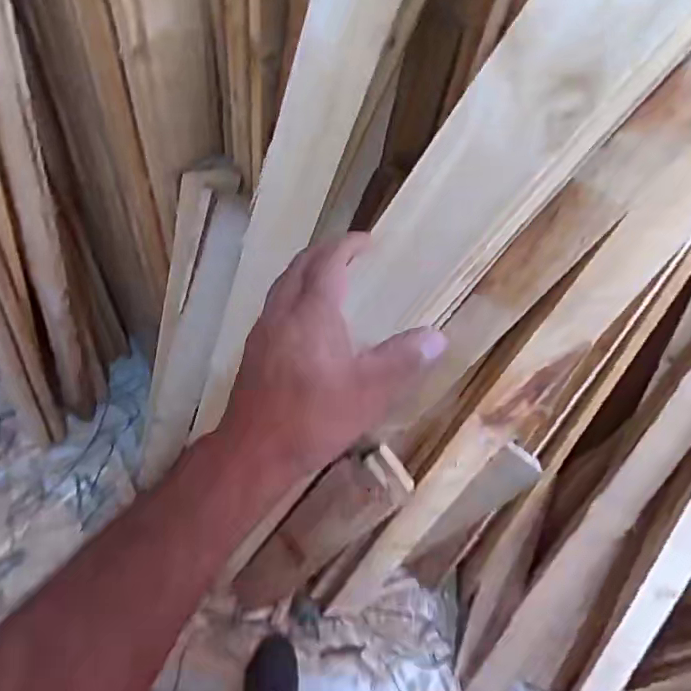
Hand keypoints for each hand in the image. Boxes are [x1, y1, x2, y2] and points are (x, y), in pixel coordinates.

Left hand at [219, 234, 446, 482]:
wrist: (254, 451)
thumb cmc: (314, 418)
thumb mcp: (370, 392)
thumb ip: (403, 360)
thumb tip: (437, 337)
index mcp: (312, 312)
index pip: (329, 262)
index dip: (347, 246)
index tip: (367, 240)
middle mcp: (283, 312)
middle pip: (301, 265)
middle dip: (324, 251)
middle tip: (349, 251)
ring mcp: (263, 330)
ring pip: (283, 283)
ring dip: (306, 269)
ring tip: (327, 275)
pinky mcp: (254, 349)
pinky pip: (275, 303)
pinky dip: (293, 292)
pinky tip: (304, 317)